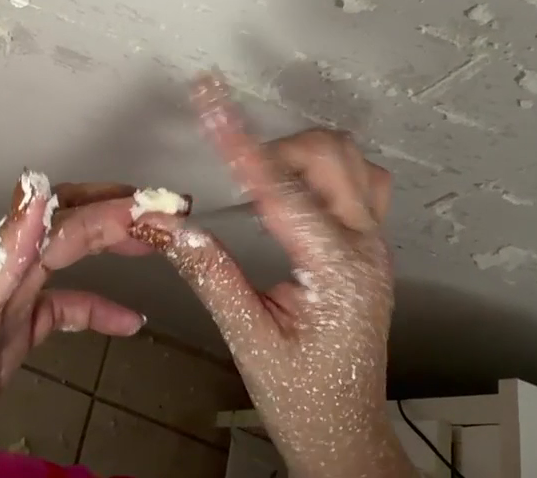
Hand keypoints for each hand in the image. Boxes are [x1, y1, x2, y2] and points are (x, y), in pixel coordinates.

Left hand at [0, 173, 162, 476]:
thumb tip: (34, 184)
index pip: (68, 220)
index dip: (120, 207)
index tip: (168, 203)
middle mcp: (4, 272)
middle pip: (71, 226)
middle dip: (122, 212)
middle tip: (174, 212)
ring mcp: (6, 304)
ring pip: (71, 260)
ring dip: (114, 248)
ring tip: (161, 247)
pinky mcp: (8, 337)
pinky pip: (62, 310)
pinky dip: (98, 308)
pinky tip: (128, 322)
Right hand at [131, 74, 413, 477]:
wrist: (348, 438)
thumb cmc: (300, 399)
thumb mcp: (247, 338)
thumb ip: (208, 271)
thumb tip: (161, 220)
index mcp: (335, 270)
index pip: (279, 188)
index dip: (238, 140)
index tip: (210, 99)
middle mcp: (364, 247)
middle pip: (329, 154)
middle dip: (274, 148)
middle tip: (232, 171)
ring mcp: (375, 244)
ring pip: (350, 159)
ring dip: (301, 155)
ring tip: (260, 182)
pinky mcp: (371, 247)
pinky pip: (361, 182)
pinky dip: (324, 170)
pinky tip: (294, 192)